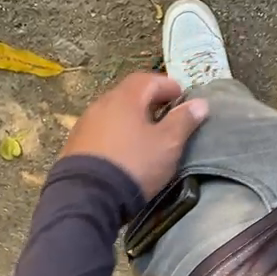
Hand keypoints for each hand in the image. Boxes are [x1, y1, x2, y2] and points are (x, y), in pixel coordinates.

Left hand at [60, 72, 208, 200]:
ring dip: (132, 118)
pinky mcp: (76, 145)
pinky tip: (125, 150)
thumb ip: (184, 121)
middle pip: (129, 94)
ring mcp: (85, 124)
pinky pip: (102, 131)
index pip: (148, 80)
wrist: (88, 195)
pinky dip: (117, 133)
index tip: (182, 96)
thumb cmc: (134, 163)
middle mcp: (101, 104)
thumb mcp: (167, 143)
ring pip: (114, 113)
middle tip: (167, 114)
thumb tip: (200, 103)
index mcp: (125, 98)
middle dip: (149, 101)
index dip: (167, 85)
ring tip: (147, 134)